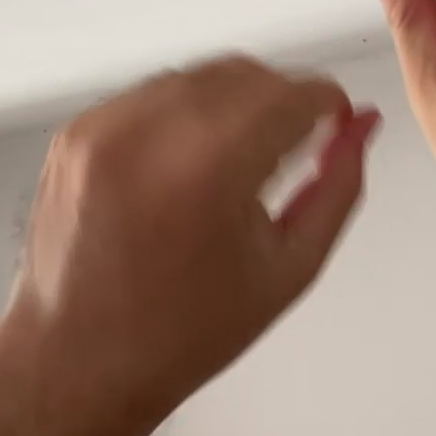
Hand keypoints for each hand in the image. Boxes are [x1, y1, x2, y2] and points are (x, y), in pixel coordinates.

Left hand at [6, 57, 379, 424]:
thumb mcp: (288, 269)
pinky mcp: (76, 133)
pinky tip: (192, 167)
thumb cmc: (176, 336)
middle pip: (246, 73)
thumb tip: (358, 133)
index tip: (335, 120)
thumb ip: (336, 188)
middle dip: (283, 100)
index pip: (291, 94)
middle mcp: (147, 135)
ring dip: (235, 104)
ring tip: (238, 167)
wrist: (80, 361)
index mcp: (208, 170)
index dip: (327, 104)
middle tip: (296, 146)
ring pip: (198, 76)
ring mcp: (103, 129)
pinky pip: (151, 94)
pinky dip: (185, 115)